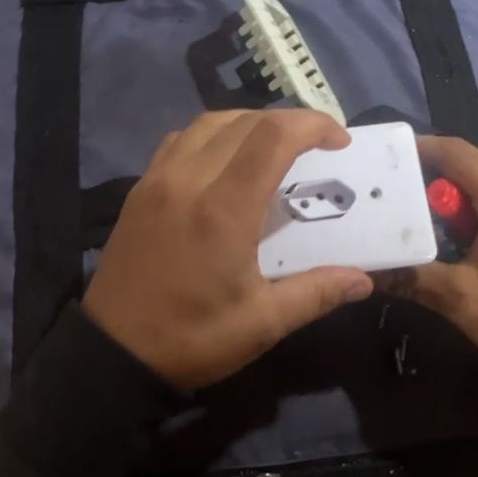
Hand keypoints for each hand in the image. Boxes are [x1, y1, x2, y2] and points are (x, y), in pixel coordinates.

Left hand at [84, 110, 375, 388]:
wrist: (113, 354)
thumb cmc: (192, 338)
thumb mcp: (262, 323)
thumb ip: (316, 293)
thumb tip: (364, 280)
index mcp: (224, 209)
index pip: (273, 136)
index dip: (312, 125)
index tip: (339, 141)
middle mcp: (188, 180)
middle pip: (244, 122)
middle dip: (288, 122)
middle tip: (316, 146)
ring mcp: (158, 181)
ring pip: (208, 124)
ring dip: (248, 123)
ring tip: (274, 148)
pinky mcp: (139, 191)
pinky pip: (179, 142)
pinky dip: (211, 137)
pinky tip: (224, 163)